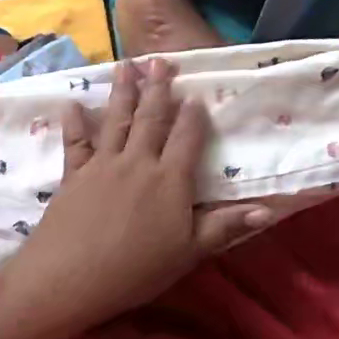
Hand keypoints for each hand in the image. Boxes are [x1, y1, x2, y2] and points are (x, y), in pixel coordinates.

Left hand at [0, 59, 270, 331]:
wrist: (71, 278)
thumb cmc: (136, 270)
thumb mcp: (188, 253)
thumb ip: (224, 227)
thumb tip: (267, 210)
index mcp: (170, 180)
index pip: (186, 139)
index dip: (193, 116)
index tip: (196, 95)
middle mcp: (137, 163)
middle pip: (151, 119)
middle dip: (158, 89)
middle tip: (160, 60)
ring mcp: (103, 165)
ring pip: (116, 120)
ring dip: (122, 91)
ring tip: (126, 64)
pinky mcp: (73, 175)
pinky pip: (76, 142)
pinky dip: (75, 122)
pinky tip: (72, 103)